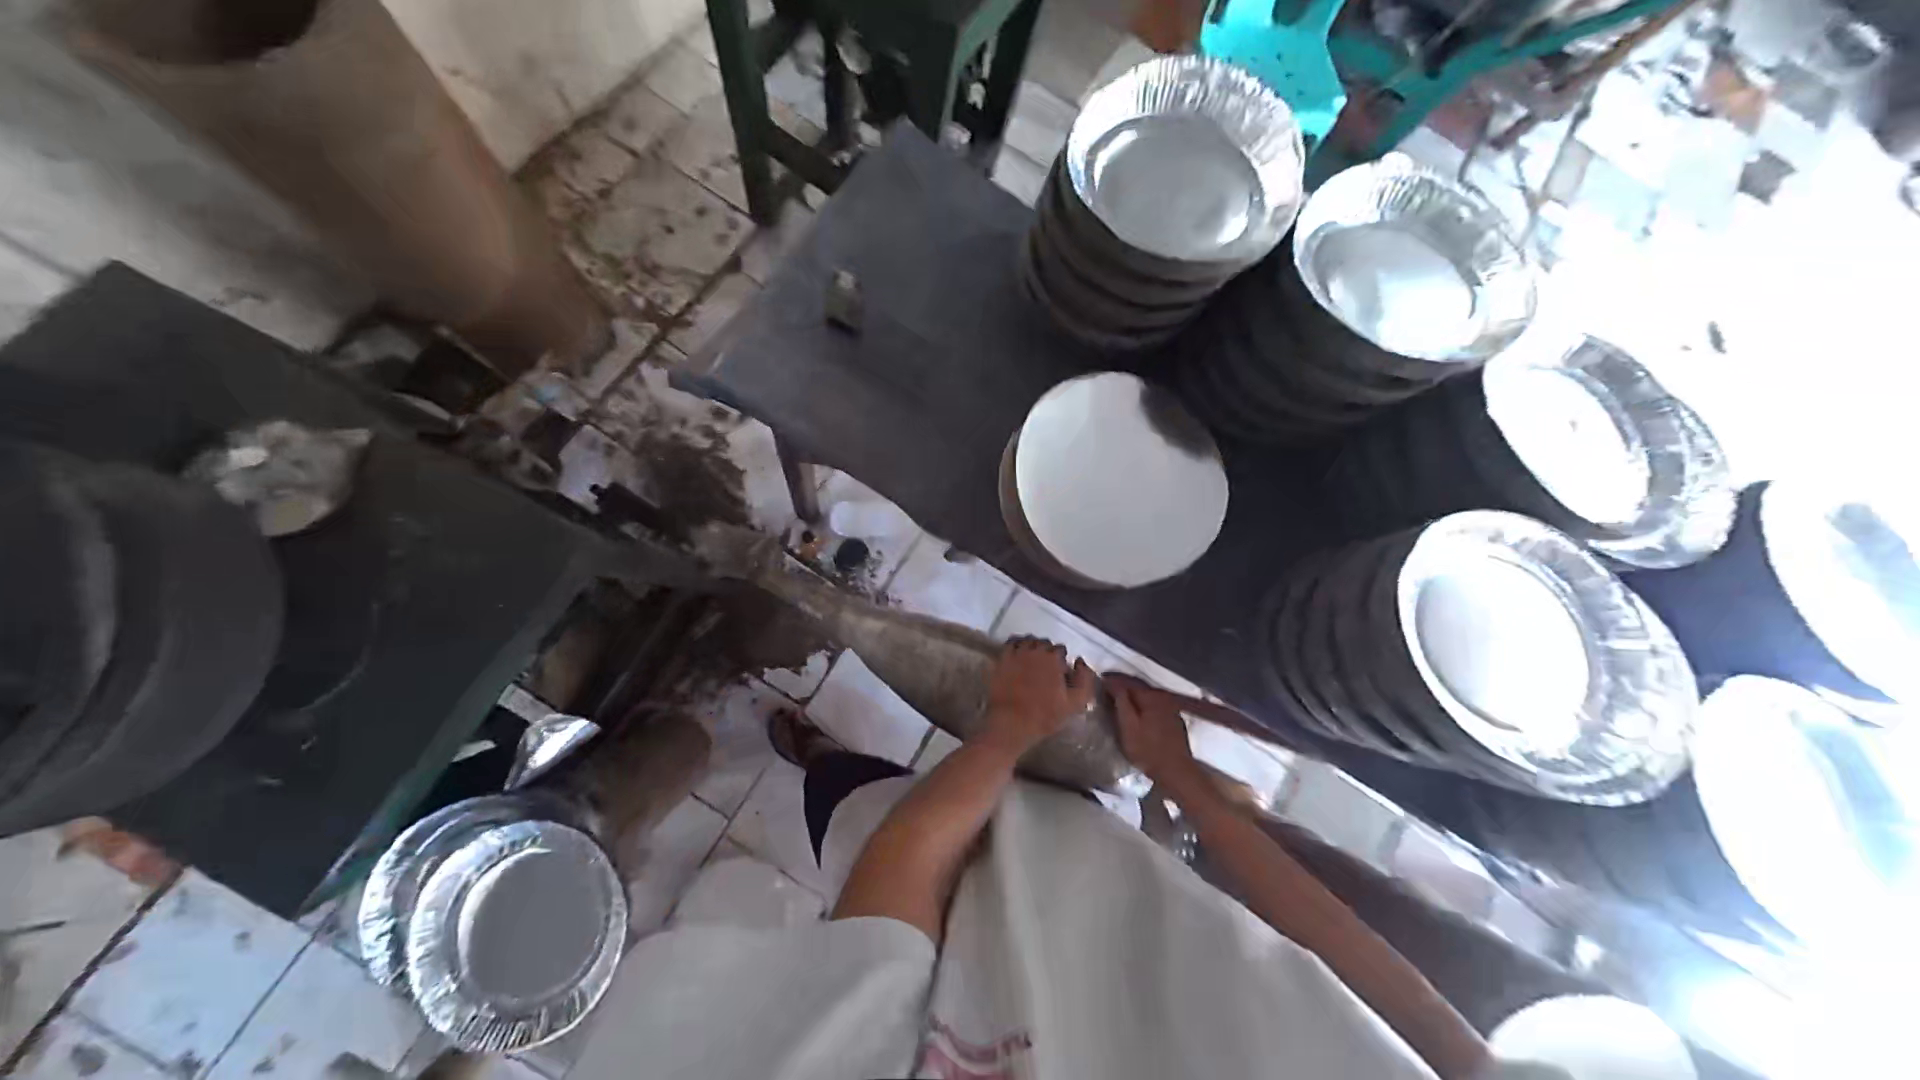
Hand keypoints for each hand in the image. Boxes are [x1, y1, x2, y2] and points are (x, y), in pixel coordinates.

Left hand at [981, 638, 1095, 755]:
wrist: (1011, 722)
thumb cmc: (1045, 715)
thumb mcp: (1075, 702)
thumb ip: (1084, 679)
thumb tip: (1079, 661)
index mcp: (1053, 658)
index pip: (1060, 649)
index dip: (1061, 660)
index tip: (1060, 671)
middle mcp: (1034, 650)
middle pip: (1044, 643)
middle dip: (1047, 651)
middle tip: (1046, 667)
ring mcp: (1016, 653)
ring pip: (1027, 641)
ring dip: (1032, 647)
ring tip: (1032, 660)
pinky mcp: (1002, 659)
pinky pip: (1010, 643)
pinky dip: (1015, 645)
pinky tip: (1017, 654)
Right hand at [1107, 673, 1201, 791]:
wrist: (1176, 772)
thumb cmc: (1148, 750)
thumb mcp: (1128, 726)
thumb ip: (1120, 702)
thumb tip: (1111, 683)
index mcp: (1151, 696)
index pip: (1126, 682)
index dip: (1111, 682)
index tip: (1098, 684)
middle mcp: (1163, 697)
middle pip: (1138, 687)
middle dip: (1122, 688)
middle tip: (1105, 692)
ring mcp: (1171, 708)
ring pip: (1146, 697)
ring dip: (1132, 697)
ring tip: (1118, 702)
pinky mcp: (1174, 720)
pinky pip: (1154, 706)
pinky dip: (1143, 706)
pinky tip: (1136, 714)